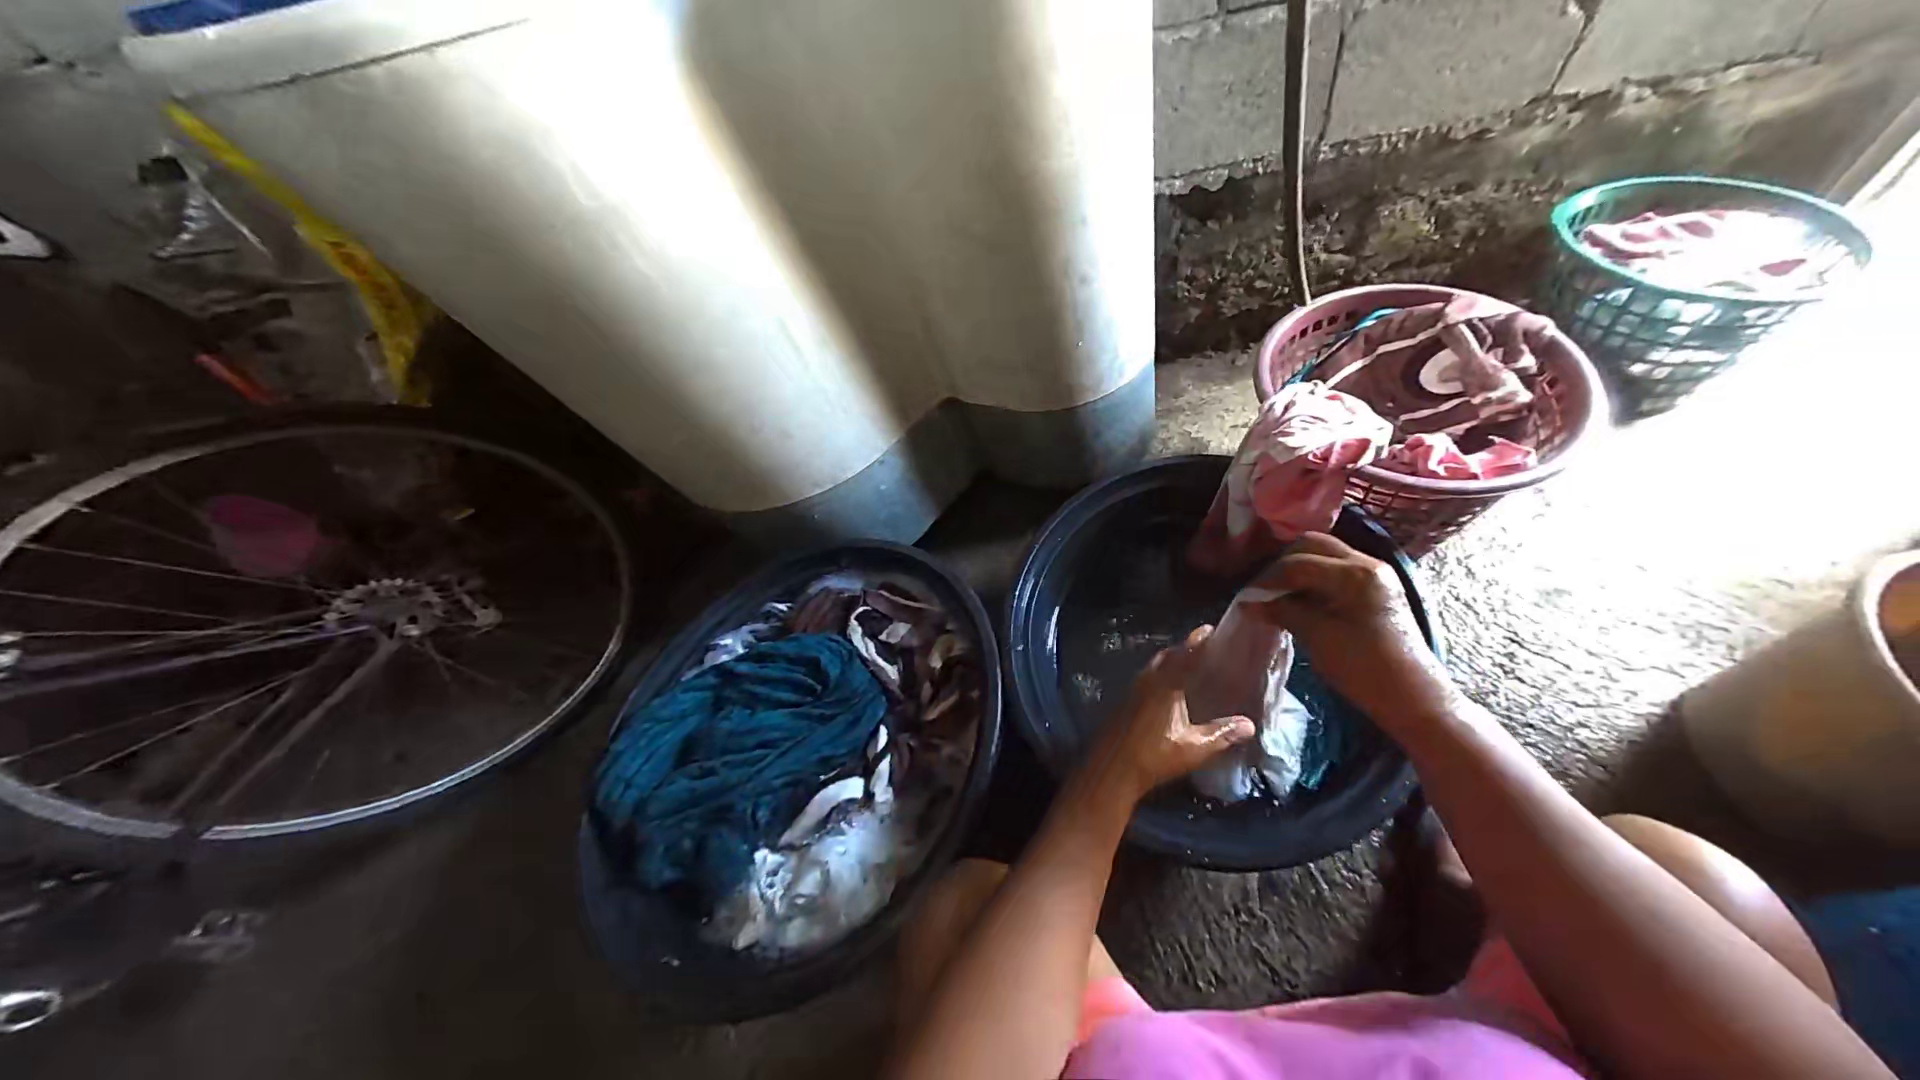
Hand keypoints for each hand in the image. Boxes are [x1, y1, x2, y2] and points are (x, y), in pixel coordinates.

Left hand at [1087, 625, 1254, 803]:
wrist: (1112, 768)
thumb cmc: (1154, 756)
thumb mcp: (1194, 748)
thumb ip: (1222, 734)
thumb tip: (1250, 724)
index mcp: (1166, 684)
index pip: (1186, 655)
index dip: (1198, 641)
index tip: (1211, 629)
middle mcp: (1149, 680)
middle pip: (1168, 656)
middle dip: (1185, 648)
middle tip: (1204, 646)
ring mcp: (1134, 689)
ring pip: (1156, 666)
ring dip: (1171, 660)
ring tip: (1190, 663)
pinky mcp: (1127, 699)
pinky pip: (1148, 677)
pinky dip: (1161, 674)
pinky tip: (1170, 687)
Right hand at [1254, 533, 1455, 734]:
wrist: (1412, 698)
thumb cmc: (1364, 668)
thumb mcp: (1317, 637)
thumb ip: (1282, 611)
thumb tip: (1249, 603)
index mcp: (1355, 574)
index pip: (1298, 563)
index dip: (1267, 579)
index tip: (1246, 597)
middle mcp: (1367, 564)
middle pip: (1313, 545)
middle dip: (1282, 564)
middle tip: (1263, 589)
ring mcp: (1374, 575)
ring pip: (1324, 555)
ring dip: (1297, 570)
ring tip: (1278, 596)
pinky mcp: (1375, 589)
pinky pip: (1335, 570)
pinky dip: (1312, 579)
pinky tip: (1299, 601)